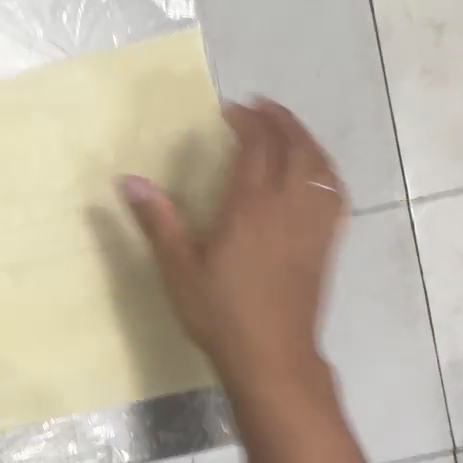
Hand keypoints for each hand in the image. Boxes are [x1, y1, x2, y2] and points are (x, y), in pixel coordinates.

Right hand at [119, 99, 345, 395]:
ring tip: (286, 131)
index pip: (257, 147)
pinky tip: (314, 174)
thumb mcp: (178, 269)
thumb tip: (128, 180)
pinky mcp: (326, 242)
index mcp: (251, 208)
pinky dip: (324, 169)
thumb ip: (158, 220)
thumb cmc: (218, 313)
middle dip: (280, 120)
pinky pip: (334, 191)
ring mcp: (314, 224)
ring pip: (320, 165)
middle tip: (259, 109)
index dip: (247, 122)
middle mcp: (289, 207)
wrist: (271, 353)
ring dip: (305, 138)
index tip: (230, 110)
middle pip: (296, 146)